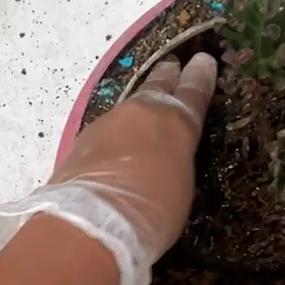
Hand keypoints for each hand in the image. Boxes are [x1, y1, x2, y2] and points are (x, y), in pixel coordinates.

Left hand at [0, 53, 217, 284]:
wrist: (94, 223)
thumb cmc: (152, 213)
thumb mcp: (178, 190)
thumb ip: (172, 165)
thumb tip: (159, 164)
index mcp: (176, 124)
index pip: (192, 94)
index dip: (199, 77)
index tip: (203, 61)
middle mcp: (141, 114)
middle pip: (156, 88)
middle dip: (166, 78)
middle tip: (171, 68)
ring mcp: (107, 125)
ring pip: (126, 110)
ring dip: (135, 111)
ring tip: (140, 113)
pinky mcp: (80, 144)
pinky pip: (104, 133)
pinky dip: (112, 136)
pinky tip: (111, 147)